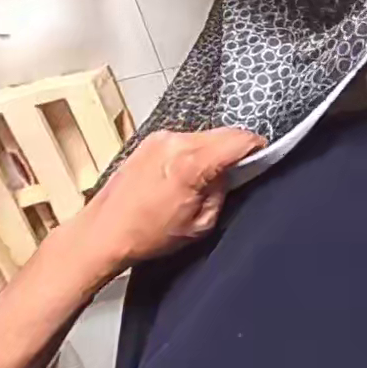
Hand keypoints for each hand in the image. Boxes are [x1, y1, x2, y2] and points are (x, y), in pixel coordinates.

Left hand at [72, 127, 264, 271]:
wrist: (103, 233)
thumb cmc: (146, 234)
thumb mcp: (200, 223)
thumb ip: (222, 191)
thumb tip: (232, 174)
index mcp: (191, 162)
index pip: (240, 139)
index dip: (257, 148)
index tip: (263, 157)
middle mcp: (176, 142)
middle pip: (224, 133)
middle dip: (236, 149)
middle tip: (239, 171)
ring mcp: (161, 137)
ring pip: (205, 135)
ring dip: (214, 150)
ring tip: (208, 177)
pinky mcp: (151, 140)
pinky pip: (186, 138)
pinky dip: (195, 151)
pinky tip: (188, 174)